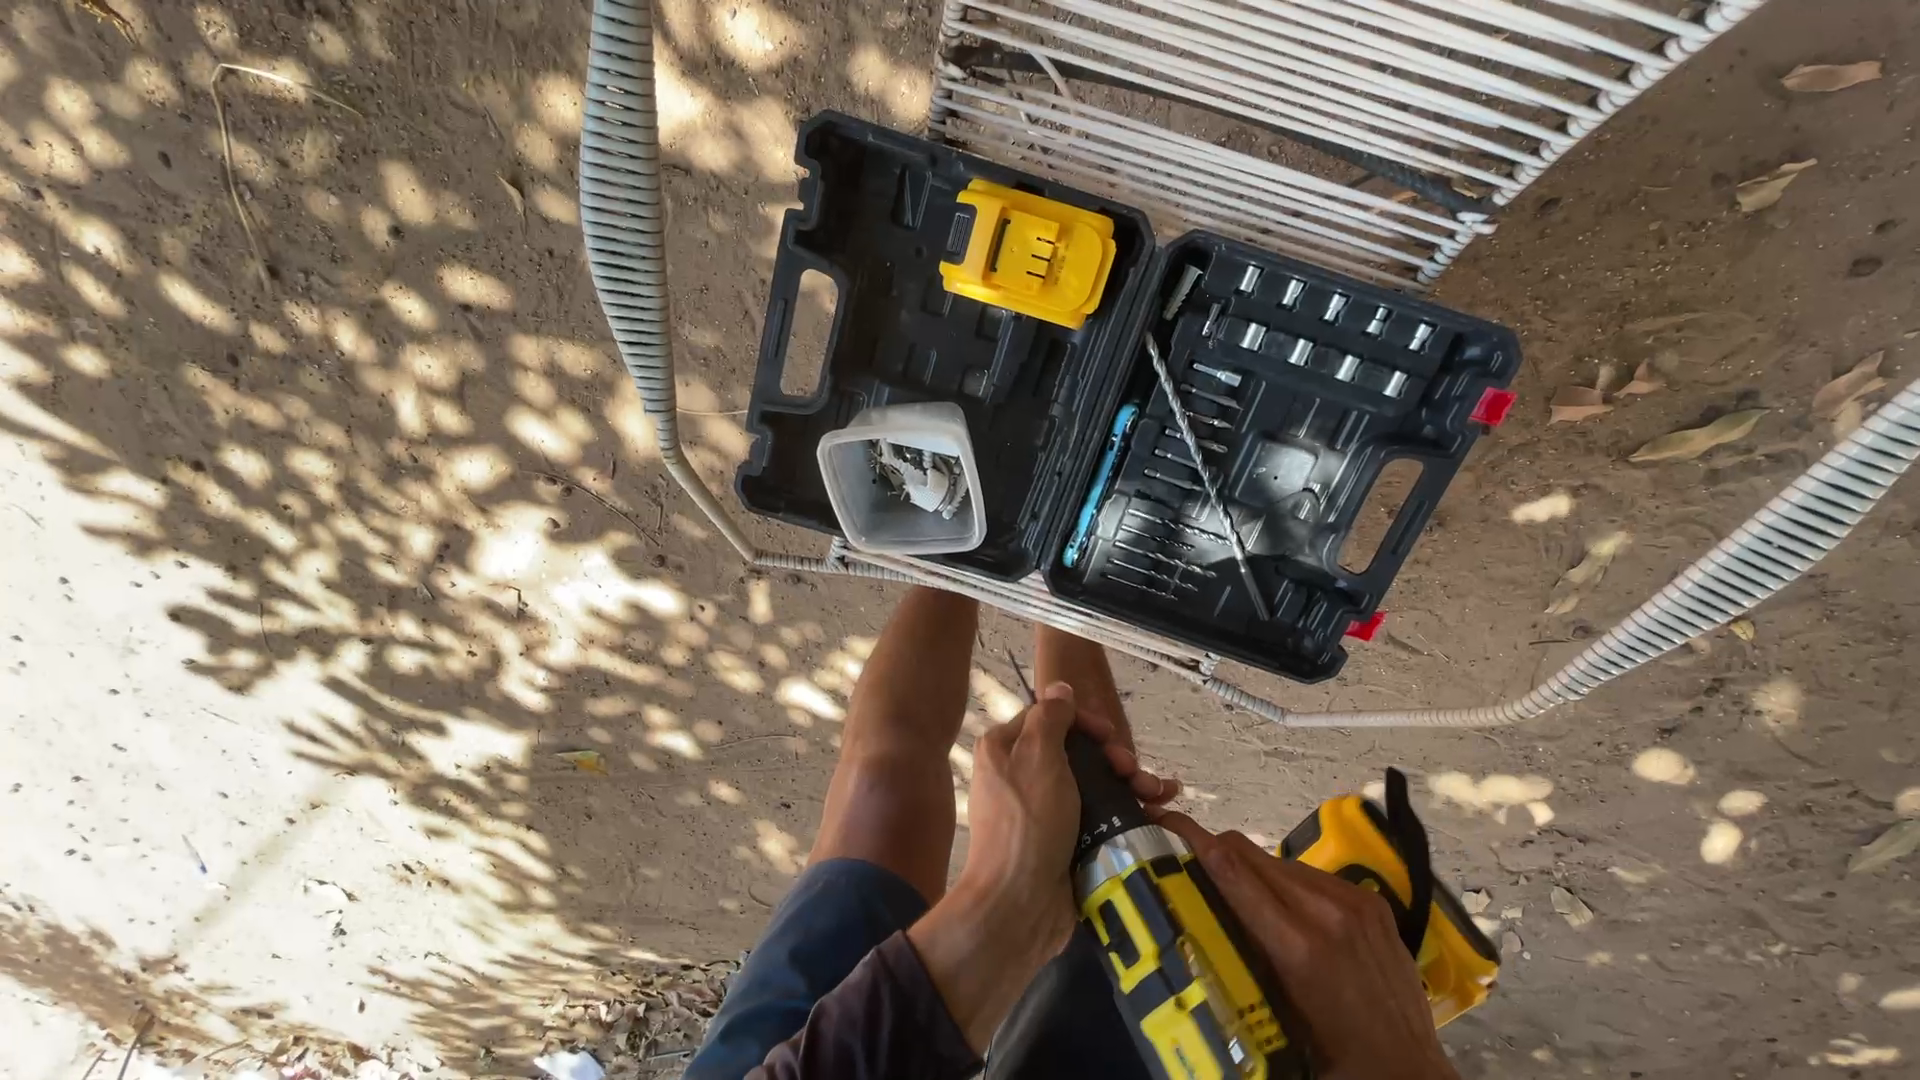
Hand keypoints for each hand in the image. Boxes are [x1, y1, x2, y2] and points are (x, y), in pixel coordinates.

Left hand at [909, 682, 1176, 1051]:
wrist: (1019, 906)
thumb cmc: (1028, 823)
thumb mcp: (1038, 758)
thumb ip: (1050, 718)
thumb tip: (1058, 688)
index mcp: (1004, 750)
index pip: (1048, 718)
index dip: (1082, 721)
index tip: (1108, 735)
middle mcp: (1021, 776)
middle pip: (1076, 752)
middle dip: (1112, 757)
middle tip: (1132, 772)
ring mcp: (1044, 812)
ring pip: (1093, 784)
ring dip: (1130, 784)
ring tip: (1158, 795)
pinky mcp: (1065, 842)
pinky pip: (1100, 816)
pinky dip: (1128, 812)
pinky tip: (1158, 814)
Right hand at [1156, 813, 1459, 1079]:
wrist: (1409, 1073)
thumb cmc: (1331, 1056)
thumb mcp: (1272, 1012)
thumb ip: (1238, 957)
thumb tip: (1192, 916)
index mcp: (1297, 946)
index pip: (1231, 868)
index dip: (1192, 838)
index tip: (1162, 822)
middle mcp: (1324, 911)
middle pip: (1248, 852)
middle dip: (1210, 848)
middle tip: (1183, 859)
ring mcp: (1352, 901)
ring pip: (1276, 860)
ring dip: (1248, 869)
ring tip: (1235, 894)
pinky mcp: (1369, 900)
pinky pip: (1309, 873)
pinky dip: (1286, 883)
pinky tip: (1284, 911)